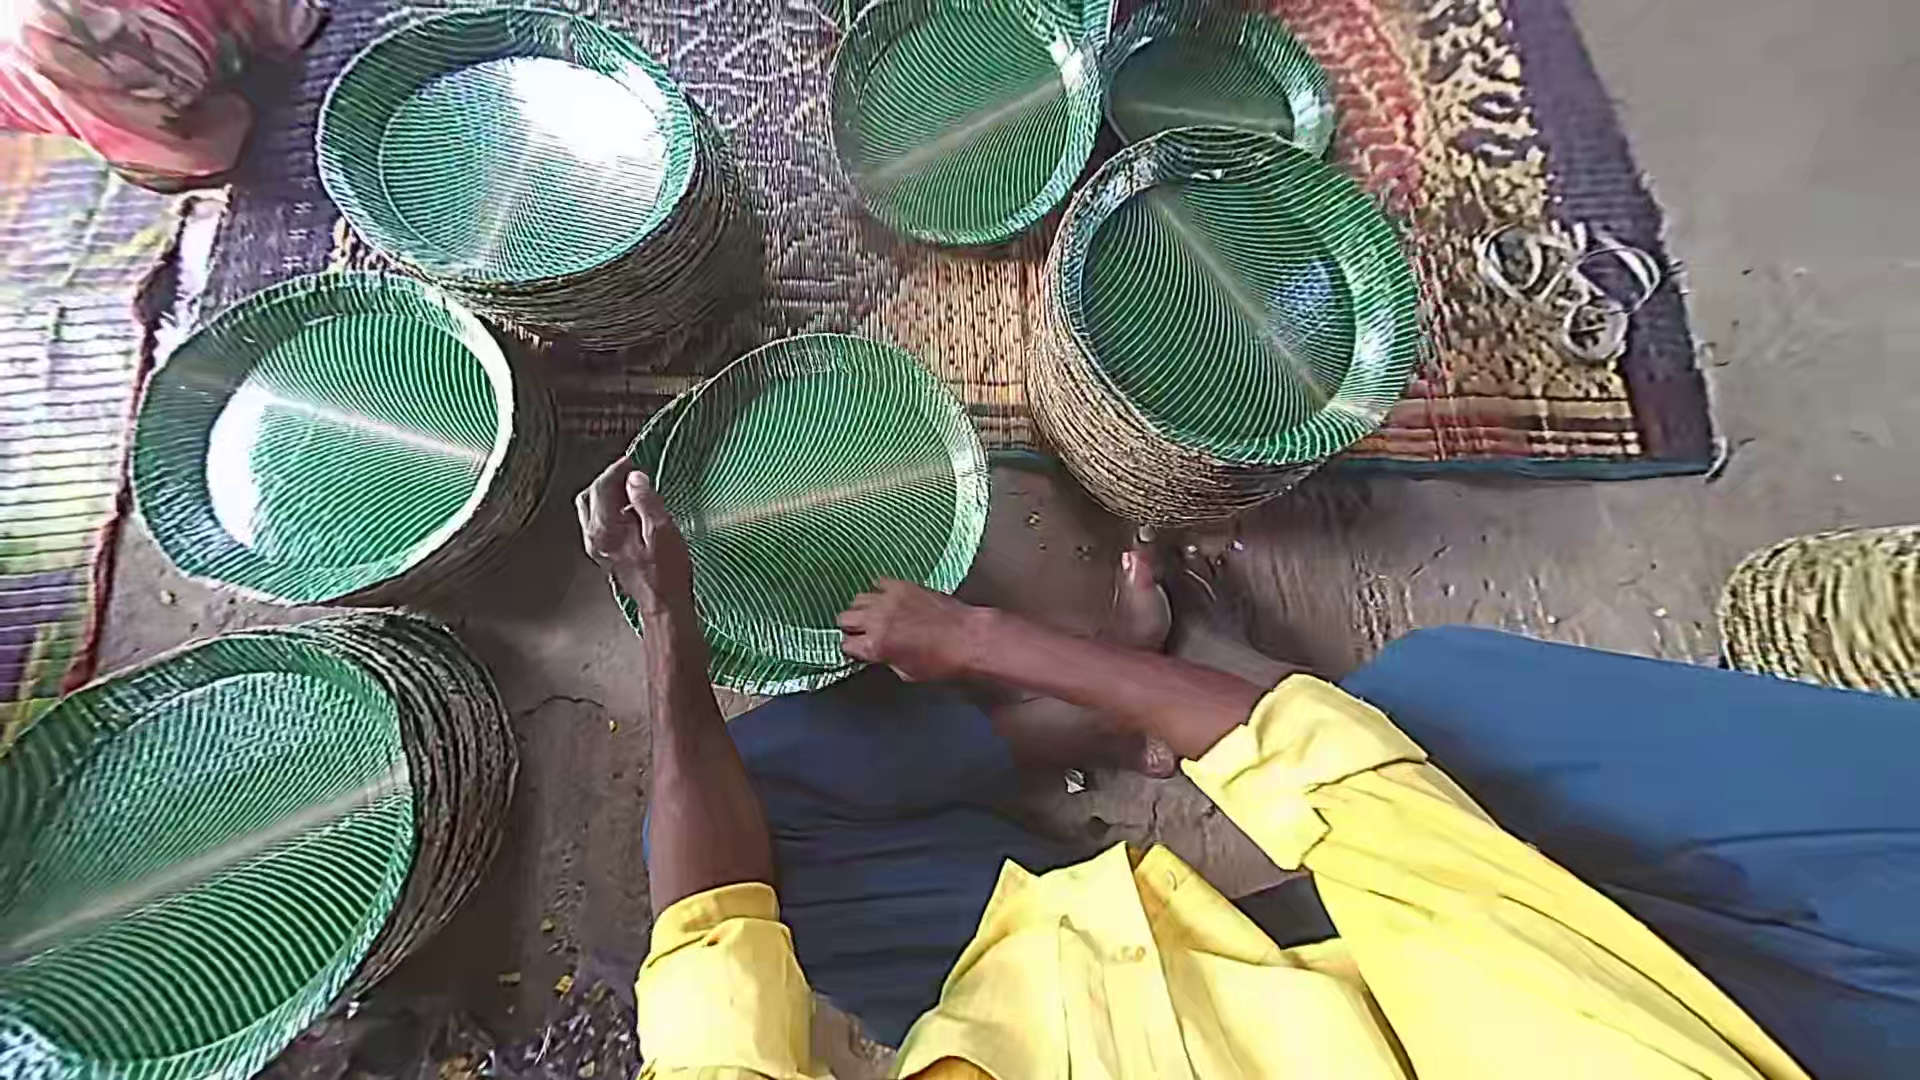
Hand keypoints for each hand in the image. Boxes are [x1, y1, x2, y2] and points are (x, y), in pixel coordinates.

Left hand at [575, 457, 694, 619]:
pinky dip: (612, 508)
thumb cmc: (667, 572)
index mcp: (606, 530)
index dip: (617, 470)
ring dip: (609, 494)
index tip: (633, 461)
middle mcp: (595, 537)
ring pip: (592, 509)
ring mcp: (598, 547)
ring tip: (634, 489)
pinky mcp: (606, 553)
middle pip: (590, 496)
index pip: (602, 488)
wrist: (664, 604)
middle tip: (632, 473)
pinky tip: (632, 510)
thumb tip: (635, 479)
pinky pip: (600, 521)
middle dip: (608, 480)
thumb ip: (647, 502)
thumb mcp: (663, 531)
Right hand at [837, 579, 990, 681]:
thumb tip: (880, 654)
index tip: (857, 647)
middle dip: (851, 626)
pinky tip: (889, 598)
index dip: (851, 647)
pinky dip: (880, 590)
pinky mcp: (901, 585)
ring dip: (863, 608)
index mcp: (875, 646)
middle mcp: (875, 620)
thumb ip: (886, 660)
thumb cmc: (941, 662)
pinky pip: (878, 582)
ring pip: (858, 599)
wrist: (967, 637)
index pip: (846, 644)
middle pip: (845, 618)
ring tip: (875, 613)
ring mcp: (887, 599)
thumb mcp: (907, 673)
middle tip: (863, 630)